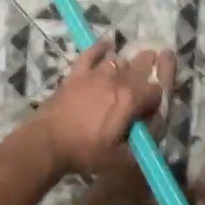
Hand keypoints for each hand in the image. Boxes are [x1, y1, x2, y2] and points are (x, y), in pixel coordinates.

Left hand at [29, 41, 168, 175]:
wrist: (48, 141)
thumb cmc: (85, 151)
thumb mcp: (121, 158)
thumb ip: (142, 144)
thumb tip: (149, 131)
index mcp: (131, 99)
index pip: (156, 91)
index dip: (156, 102)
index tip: (149, 113)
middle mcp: (117, 80)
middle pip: (141, 67)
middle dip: (150, 69)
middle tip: (151, 76)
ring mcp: (96, 73)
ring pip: (119, 61)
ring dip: (127, 66)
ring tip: (128, 73)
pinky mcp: (77, 73)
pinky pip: (91, 53)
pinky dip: (101, 48)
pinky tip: (107, 45)